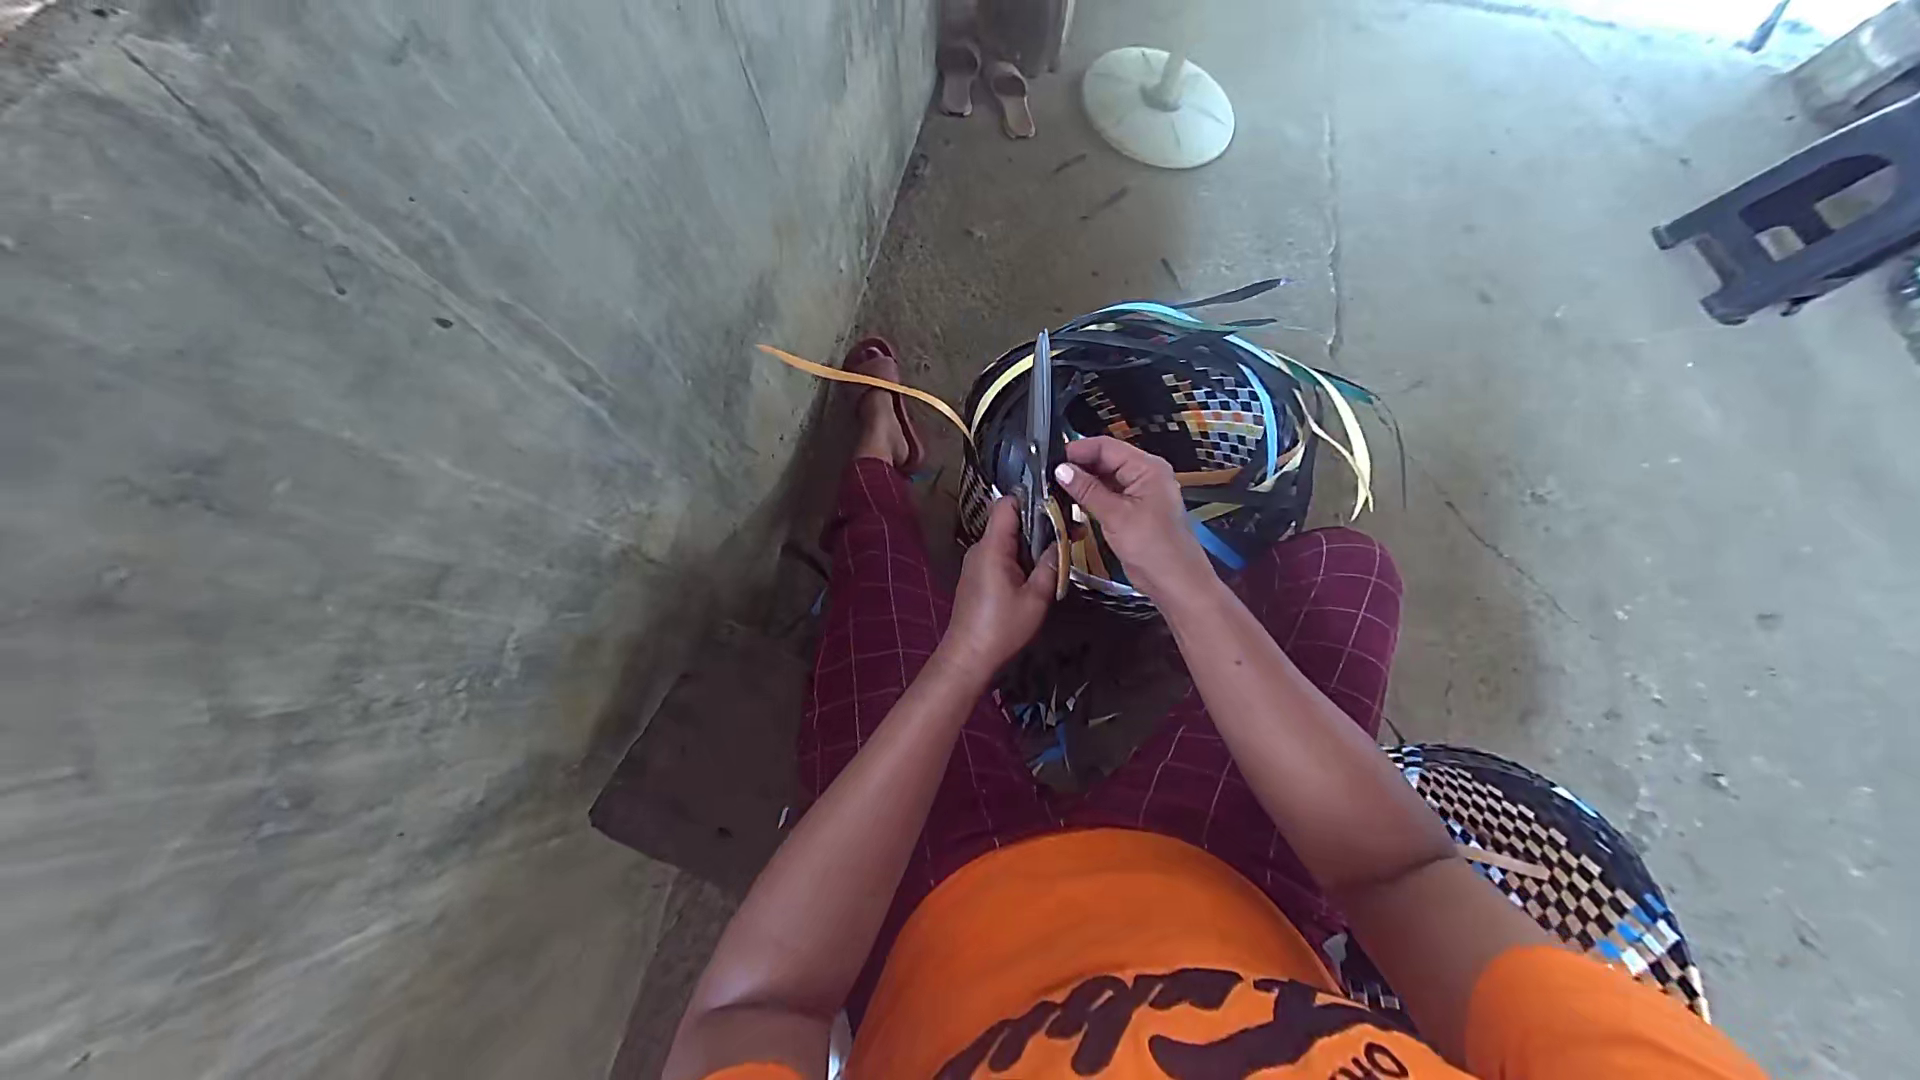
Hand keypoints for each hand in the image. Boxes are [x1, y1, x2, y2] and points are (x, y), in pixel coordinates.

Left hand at [940, 497, 1057, 673]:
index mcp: (992, 547)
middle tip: (1069, 533)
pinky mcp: (976, 577)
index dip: (1031, 499)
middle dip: (1038, 525)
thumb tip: (1062, 541)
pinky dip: (1018, 559)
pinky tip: (1036, 574)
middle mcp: (980, 548)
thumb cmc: (1002, 627)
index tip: (1057, 508)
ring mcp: (975, 562)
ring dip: (1030, 545)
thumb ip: (1051, 565)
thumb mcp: (1036, 598)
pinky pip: (999, 556)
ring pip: (1006, 541)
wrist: (968, 657)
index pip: (1006, 504)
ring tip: (1057, 555)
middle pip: (1009, 522)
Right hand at [1051, 437, 1217, 601]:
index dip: (1079, 450)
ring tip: (1056, 487)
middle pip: (1106, 460)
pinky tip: (1072, 502)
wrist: (1175, 582)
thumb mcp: (1116, 515)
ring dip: (1083, 482)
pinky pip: (1108, 495)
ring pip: (1105, 478)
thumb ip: (1087, 490)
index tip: (1053, 460)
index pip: (1107, 447)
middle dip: (1079, 466)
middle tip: (1050, 476)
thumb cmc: (1154, 547)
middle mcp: (1145, 475)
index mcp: (1148, 468)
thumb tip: (1062, 470)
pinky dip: (1091, 497)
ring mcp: (1139, 493)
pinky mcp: (1133, 511)